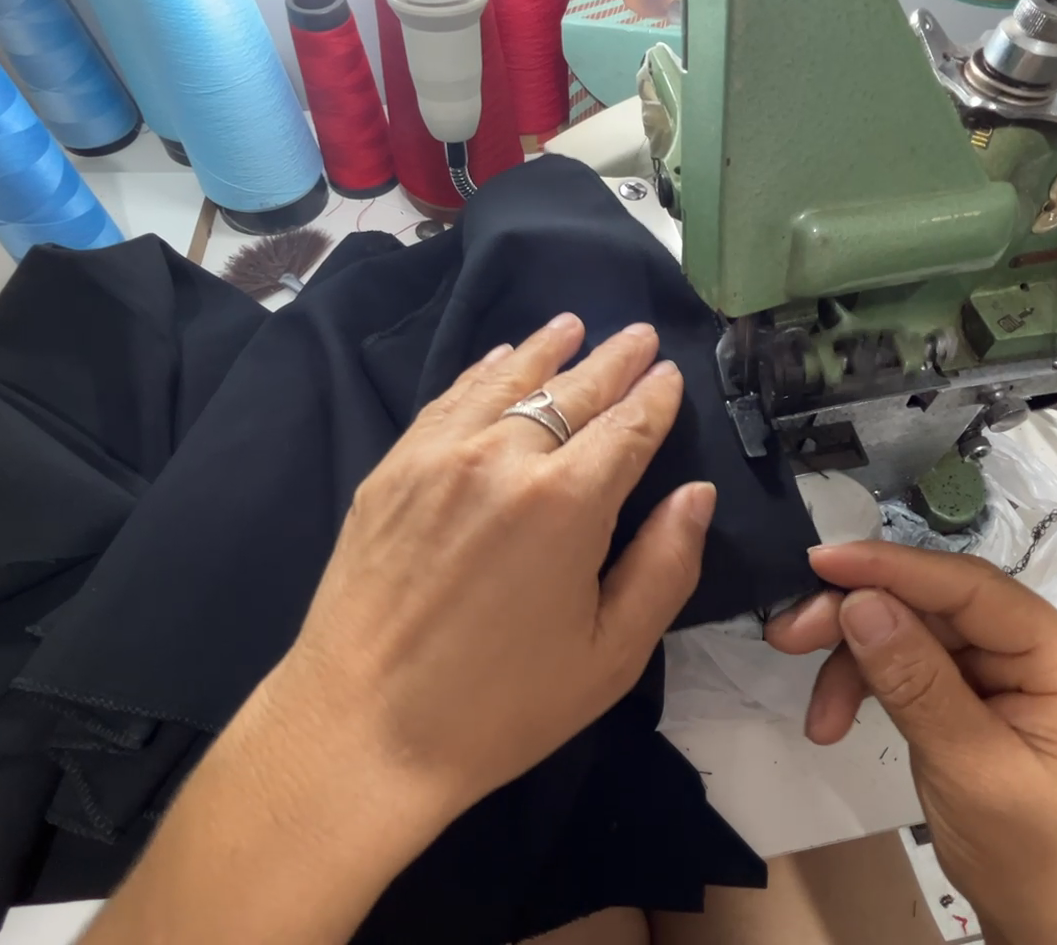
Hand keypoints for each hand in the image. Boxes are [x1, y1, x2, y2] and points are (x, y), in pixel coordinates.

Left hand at [278, 312, 713, 817]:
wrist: (360, 731)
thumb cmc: (502, 705)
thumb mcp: (611, 655)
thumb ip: (665, 565)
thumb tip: (696, 493)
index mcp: (566, 502)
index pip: (626, 427)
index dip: (654, 397)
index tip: (670, 373)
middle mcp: (503, 458)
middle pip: (572, 391)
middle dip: (613, 360)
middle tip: (639, 334)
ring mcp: (439, 456)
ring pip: (507, 382)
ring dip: (546, 349)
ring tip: (573, 324)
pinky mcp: (392, 469)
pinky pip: (448, 400)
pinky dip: (482, 373)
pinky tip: (499, 359)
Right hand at [766, 544, 1056, 944]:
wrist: (1055, 934)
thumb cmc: (1032, 858)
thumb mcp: (969, 769)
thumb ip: (913, 679)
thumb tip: (858, 601)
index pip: (970, 587)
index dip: (891, 567)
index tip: (820, 560)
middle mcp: (1039, 649)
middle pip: (931, 607)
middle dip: (857, 622)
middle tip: (788, 635)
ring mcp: (1005, 670)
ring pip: (911, 633)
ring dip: (853, 664)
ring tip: (816, 712)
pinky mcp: (975, 691)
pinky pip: (909, 665)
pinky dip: (866, 687)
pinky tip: (833, 719)